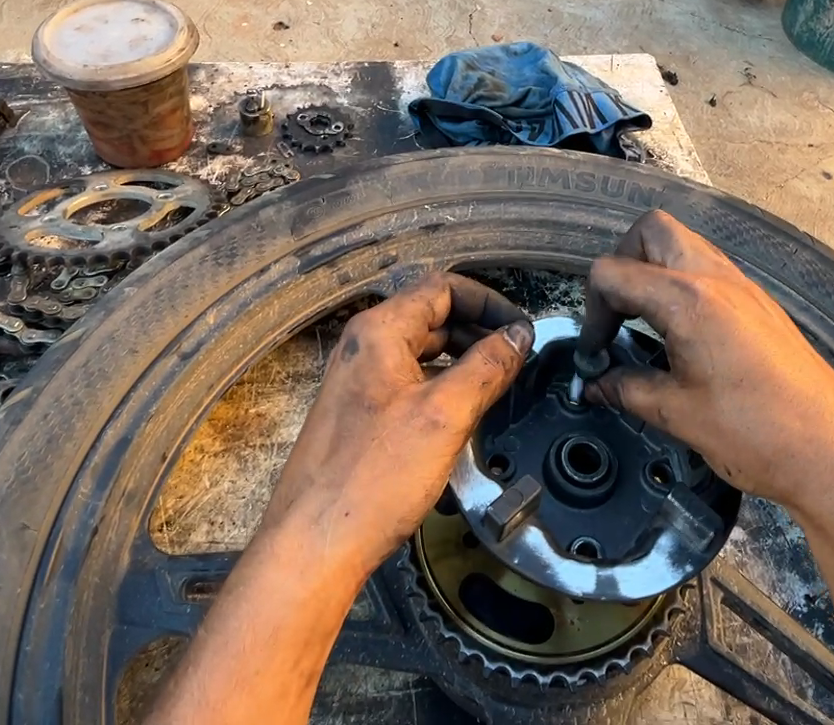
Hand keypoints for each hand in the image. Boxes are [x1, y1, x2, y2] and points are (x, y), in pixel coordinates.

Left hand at [261, 273, 534, 576]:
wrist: (313, 546)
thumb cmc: (372, 479)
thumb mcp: (445, 414)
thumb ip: (487, 366)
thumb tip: (518, 335)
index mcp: (378, 332)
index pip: (442, 288)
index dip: (488, 301)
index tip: (520, 328)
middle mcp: (363, 348)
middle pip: (432, 315)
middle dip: (479, 328)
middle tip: (517, 355)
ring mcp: (358, 381)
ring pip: (421, 350)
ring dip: (463, 356)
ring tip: (499, 380)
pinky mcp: (359, 414)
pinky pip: (409, 380)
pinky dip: (442, 383)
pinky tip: (464, 409)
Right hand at [582, 210, 833, 511]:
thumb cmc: (759, 433)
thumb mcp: (676, 413)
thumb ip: (627, 388)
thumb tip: (598, 384)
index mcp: (687, 298)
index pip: (613, 273)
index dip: (591, 312)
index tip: (595, 352)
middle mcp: (715, 278)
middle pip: (650, 231)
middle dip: (621, 263)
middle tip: (616, 313)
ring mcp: (742, 286)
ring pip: (683, 244)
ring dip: (653, 271)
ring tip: (644, 323)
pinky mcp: (759, 304)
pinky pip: (709, 270)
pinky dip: (682, 286)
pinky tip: (680, 334)